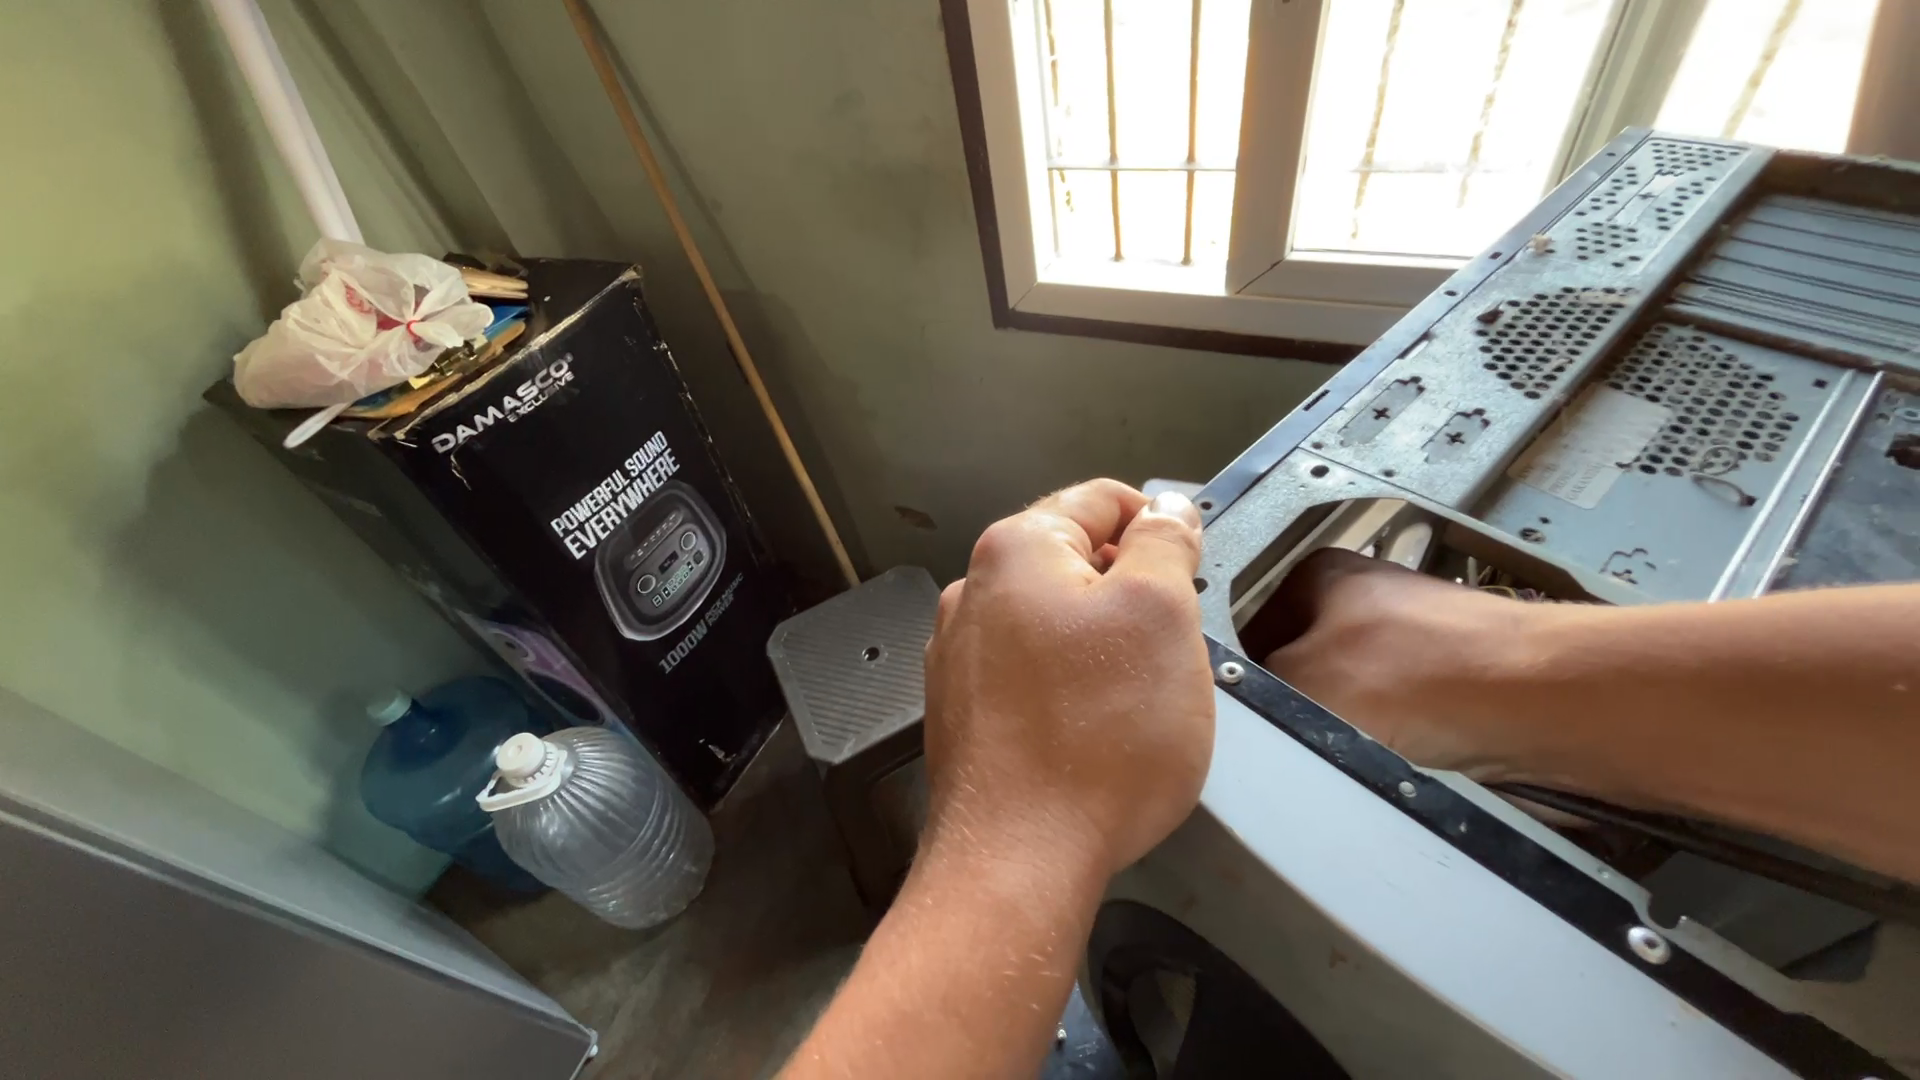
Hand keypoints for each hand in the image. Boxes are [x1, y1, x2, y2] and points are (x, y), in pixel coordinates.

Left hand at [921, 480, 1214, 880]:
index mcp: (1014, 549)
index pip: (1099, 498)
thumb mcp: (1160, 612)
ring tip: (1131, 690)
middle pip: (1072, 558)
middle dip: (1129, 587)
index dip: (1156, 522)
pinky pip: (1027, 667)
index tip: (1187, 569)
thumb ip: (1164, 542)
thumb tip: (1163, 508)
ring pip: (1051, 616)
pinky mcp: (962, 706)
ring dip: (1099, 636)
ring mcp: (958, 652)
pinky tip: (1088, 723)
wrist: (1019, 856)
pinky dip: (1066, 678)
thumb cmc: (1101, 731)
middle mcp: (972, 591)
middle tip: (1167, 640)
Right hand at [1256, 549, 1547, 779]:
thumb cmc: (1413, 679)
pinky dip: (1392, 733)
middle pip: (1299, 659)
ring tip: (1355, 745)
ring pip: (1348, 688)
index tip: (1244, 715)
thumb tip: (1236, 702)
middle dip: (1295, 700)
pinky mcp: (1456, 671)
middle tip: (1297, 735)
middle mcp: (1364, 592)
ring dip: (1346, 722)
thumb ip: (1248, 690)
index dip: (1239, 675)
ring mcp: (1414, 630)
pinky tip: (1398, 752)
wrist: (1547, 705)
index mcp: (1317, 572)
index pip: (1246, 629)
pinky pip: (1397, 709)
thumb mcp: (1296, 684)